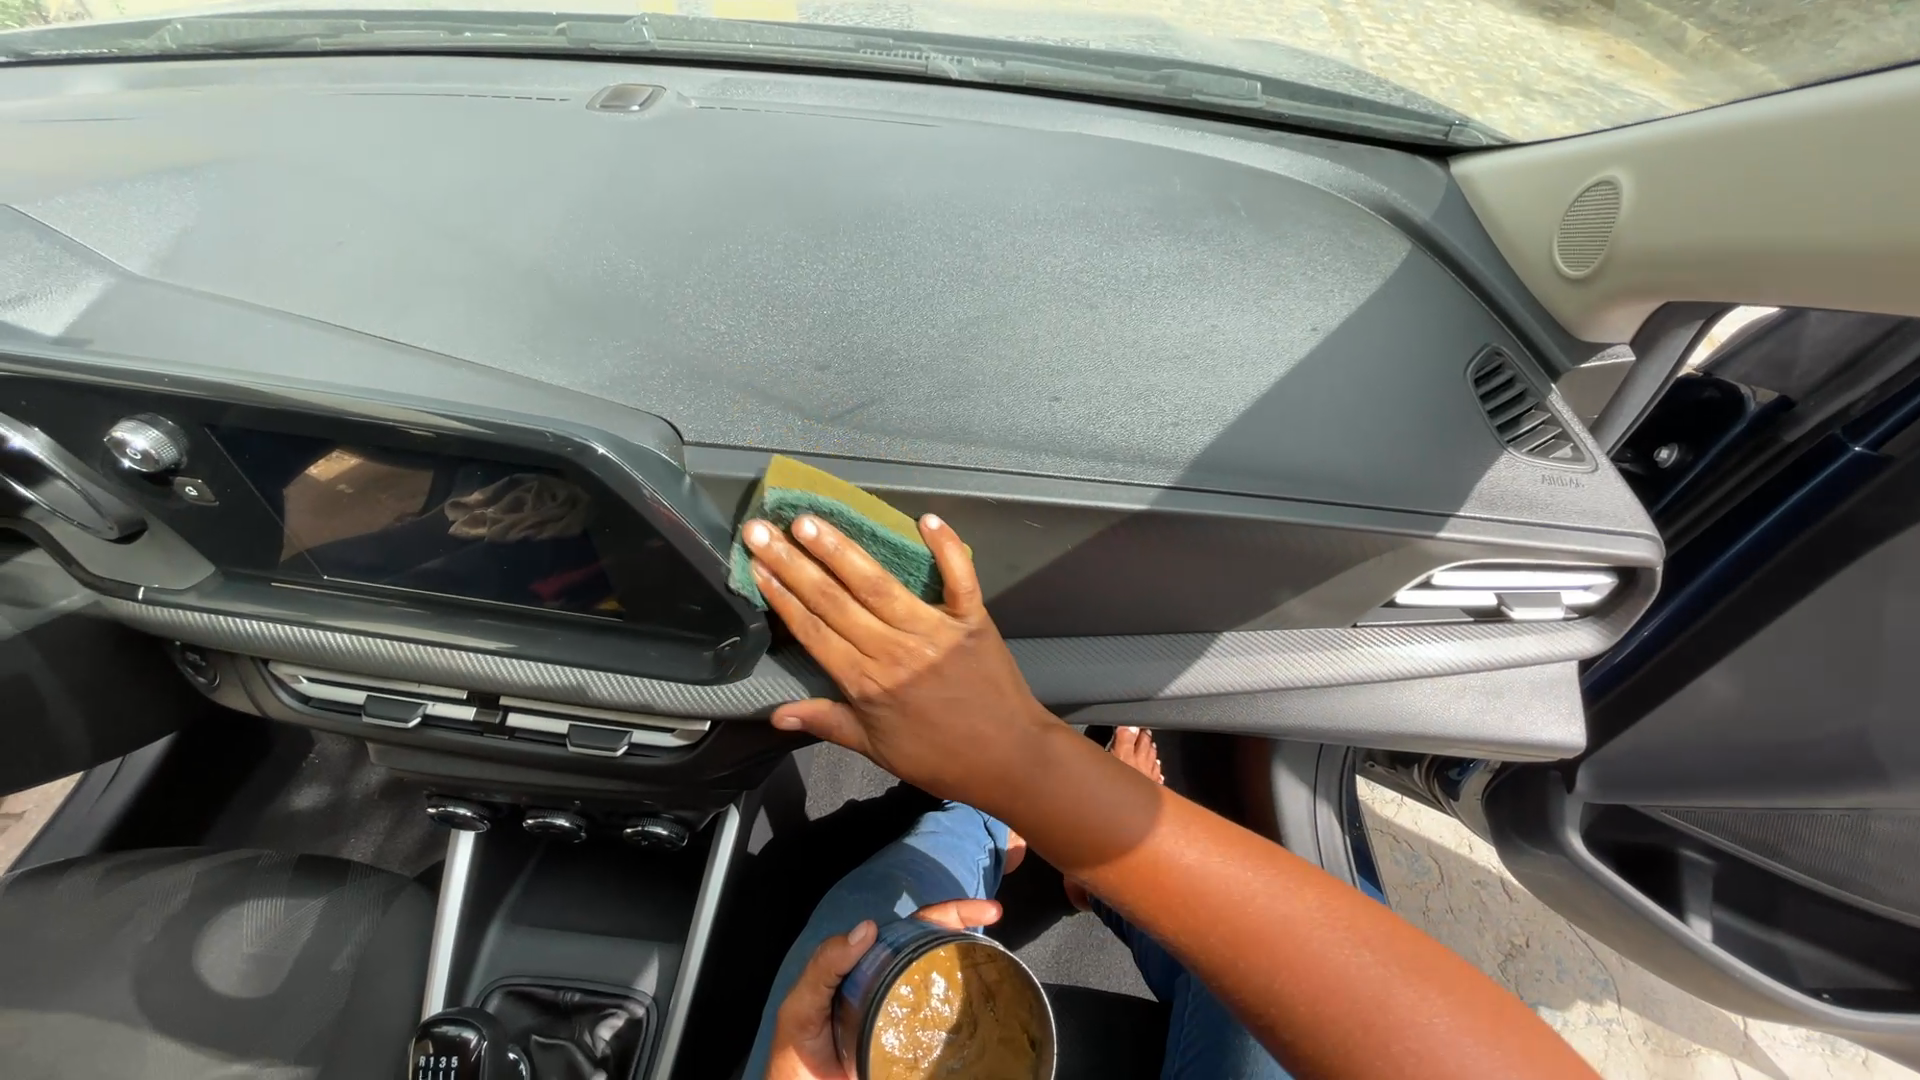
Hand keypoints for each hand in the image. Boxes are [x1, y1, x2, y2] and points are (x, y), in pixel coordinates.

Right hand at [744, 514, 1061, 809]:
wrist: (1009, 759)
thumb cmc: (939, 757)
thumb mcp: (876, 749)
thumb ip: (827, 722)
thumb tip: (775, 714)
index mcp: (867, 683)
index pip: (813, 631)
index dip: (782, 597)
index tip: (757, 566)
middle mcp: (894, 651)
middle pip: (834, 600)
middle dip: (794, 563)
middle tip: (763, 529)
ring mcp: (934, 631)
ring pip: (879, 584)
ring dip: (841, 549)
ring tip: (810, 521)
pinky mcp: (972, 620)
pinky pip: (959, 578)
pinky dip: (947, 548)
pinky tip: (927, 519)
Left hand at [764, 900, 1003, 1079]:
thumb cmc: (798, 1054)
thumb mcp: (802, 1005)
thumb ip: (824, 966)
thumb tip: (868, 927)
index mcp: (871, 965)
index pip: (913, 928)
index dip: (946, 911)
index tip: (981, 909)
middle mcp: (893, 982)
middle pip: (935, 944)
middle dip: (965, 923)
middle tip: (996, 916)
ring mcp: (907, 1015)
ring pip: (944, 978)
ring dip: (971, 960)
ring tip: (999, 956)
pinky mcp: (915, 1050)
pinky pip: (945, 1027)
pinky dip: (966, 1010)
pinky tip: (987, 1006)